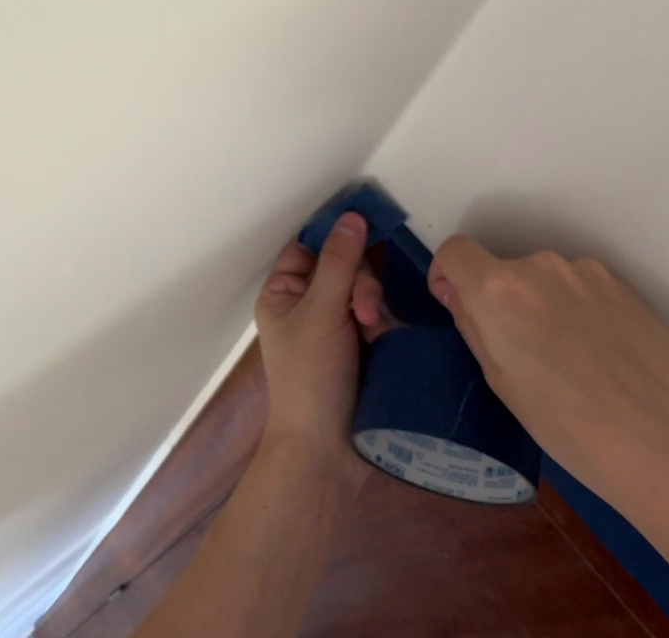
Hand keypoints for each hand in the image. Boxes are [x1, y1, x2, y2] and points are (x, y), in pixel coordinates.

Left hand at [254, 213, 387, 458]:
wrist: (328, 451)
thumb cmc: (311, 378)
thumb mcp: (320, 312)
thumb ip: (339, 263)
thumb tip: (353, 217)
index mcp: (282, 294)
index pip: (307, 247)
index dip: (333, 236)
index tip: (367, 223)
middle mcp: (307, 306)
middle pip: (342, 266)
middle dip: (359, 283)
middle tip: (364, 309)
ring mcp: (336, 328)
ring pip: (364, 291)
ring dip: (372, 305)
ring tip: (375, 331)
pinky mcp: (362, 348)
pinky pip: (379, 317)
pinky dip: (384, 325)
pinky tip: (386, 340)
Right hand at [426, 236, 668, 507]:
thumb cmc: (576, 429)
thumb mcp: (503, 385)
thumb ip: (475, 329)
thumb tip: (461, 298)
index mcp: (500, 289)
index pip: (456, 251)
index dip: (446, 274)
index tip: (453, 303)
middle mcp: (542, 267)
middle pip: (503, 269)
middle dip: (498, 300)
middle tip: (516, 354)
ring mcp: (590, 274)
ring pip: (544, 281)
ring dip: (539, 306)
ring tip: (565, 363)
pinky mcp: (627, 288)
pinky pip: (581, 290)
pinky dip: (575, 312)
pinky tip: (599, 360)